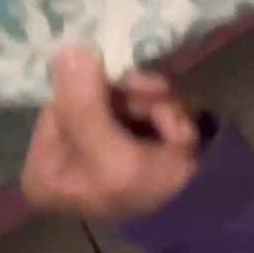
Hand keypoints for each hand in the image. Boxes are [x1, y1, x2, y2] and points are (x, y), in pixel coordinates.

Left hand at [20, 45, 201, 220]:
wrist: (208, 204)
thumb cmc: (152, 191)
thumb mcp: (113, 155)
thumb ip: (85, 106)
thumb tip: (65, 48)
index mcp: (45, 168)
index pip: (61, 103)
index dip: (99, 89)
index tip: (138, 87)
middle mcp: (66, 153)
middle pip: (95, 96)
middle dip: (137, 99)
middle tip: (163, 101)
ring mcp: (101, 142)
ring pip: (125, 95)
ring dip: (159, 105)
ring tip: (177, 134)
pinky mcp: (133, 133)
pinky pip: (146, 103)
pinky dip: (169, 112)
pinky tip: (179, 135)